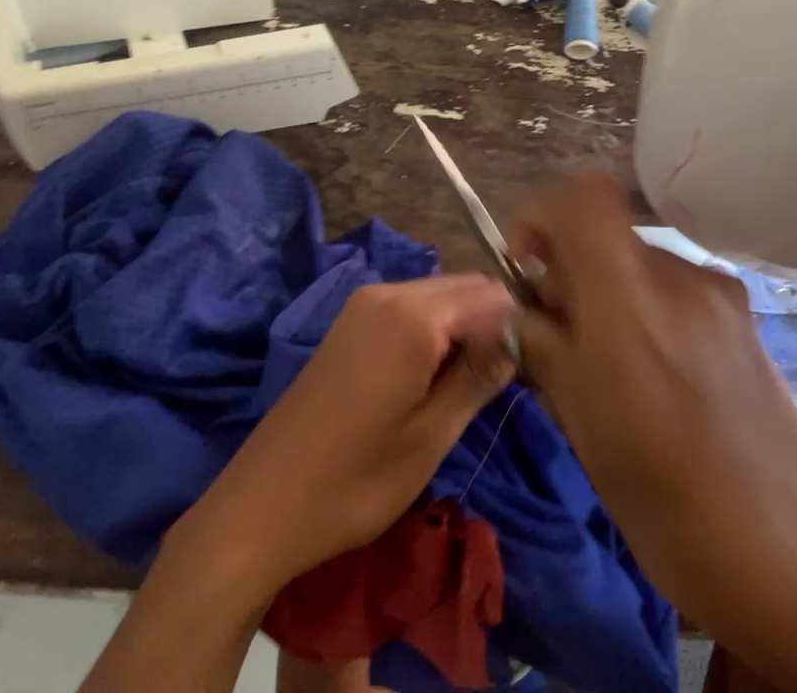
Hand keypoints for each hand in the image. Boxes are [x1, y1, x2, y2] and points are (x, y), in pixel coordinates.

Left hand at [179, 275, 516, 589]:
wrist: (262, 506)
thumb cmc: (357, 480)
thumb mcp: (432, 435)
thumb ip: (479, 378)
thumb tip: (517, 342)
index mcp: (414, 315)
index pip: (493, 297)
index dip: (520, 329)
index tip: (534, 372)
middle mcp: (388, 294)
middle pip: (466, 289)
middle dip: (493, 324)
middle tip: (508, 380)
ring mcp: (362, 306)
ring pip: (439, 298)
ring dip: (465, 329)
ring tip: (475, 384)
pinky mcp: (349, 326)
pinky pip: (411, 311)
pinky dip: (435, 333)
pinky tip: (436, 378)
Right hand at [508, 176, 796, 628]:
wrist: (783, 549)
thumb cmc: (662, 496)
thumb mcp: (579, 420)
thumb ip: (543, 345)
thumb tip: (520, 308)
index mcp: (629, 298)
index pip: (582, 196)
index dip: (541, 215)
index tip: (526, 273)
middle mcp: (680, 278)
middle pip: (608, 236)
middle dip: (570, 273)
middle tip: (557, 342)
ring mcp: (721, 297)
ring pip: (640, 270)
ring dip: (608, 300)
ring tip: (606, 375)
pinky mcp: (746, 322)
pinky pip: (676, 297)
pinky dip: (646, 317)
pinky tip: (654, 384)